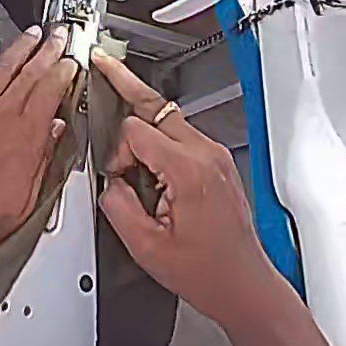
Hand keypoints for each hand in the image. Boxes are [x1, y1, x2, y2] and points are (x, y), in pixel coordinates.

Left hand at [0, 27, 77, 322]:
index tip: (72, 62)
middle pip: (31, 71)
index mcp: (26, 134)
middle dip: (49, 50)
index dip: (65, 72)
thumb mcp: (30, 195)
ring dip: (20, 47)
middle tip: (60, 36)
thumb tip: (56, 132)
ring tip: (32, 34)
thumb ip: (44, 156)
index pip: (52, 89)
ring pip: (2, 67)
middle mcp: (1, 115)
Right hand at [92, 51, 289, 331]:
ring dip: (142, 130)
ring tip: (125, 143)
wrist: (242, 283)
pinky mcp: (216, 160)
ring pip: (167, 117)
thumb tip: (110, 179)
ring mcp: (214, 154)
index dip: (117, 152)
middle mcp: (206, 153)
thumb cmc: (206, 271)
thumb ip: (117, 203)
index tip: (117, 177)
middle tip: (103, 63)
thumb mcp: (145, 246)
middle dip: (125, 88)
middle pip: (156, 105)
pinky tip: (148, 166)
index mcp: (189, 171)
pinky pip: (180, 134)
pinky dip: (158, 141)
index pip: (137, 131)